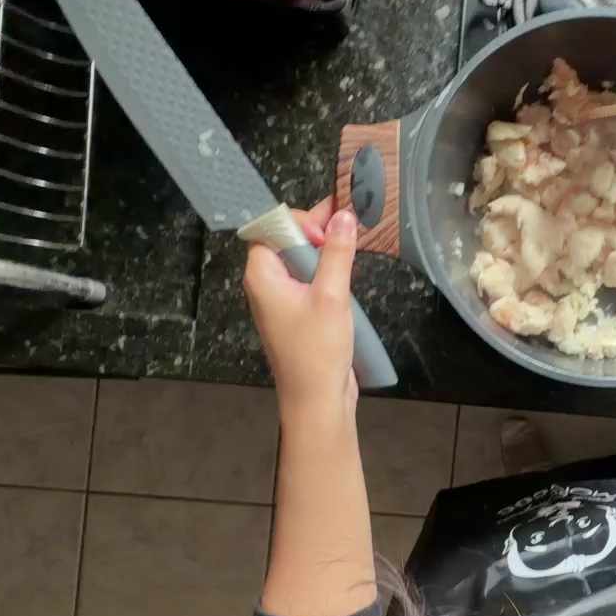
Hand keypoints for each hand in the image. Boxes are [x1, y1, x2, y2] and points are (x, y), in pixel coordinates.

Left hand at [243, 198, 357, 419]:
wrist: (317, 399)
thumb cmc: (317, 351)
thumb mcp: (331, 296)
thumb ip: (338, 254)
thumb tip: (346, 216)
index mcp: (262, 275)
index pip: (271, 228)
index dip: (299, 221)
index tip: (328, 231)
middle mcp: (267, 283)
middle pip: (286, 241)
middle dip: (317, 230)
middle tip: (349, 225)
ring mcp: (283, 299)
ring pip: (301, 261)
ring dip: (325, 250)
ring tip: (353, 242)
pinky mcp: (299, 313)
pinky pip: (309, 280)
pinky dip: (328, 271)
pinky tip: (349, 270)